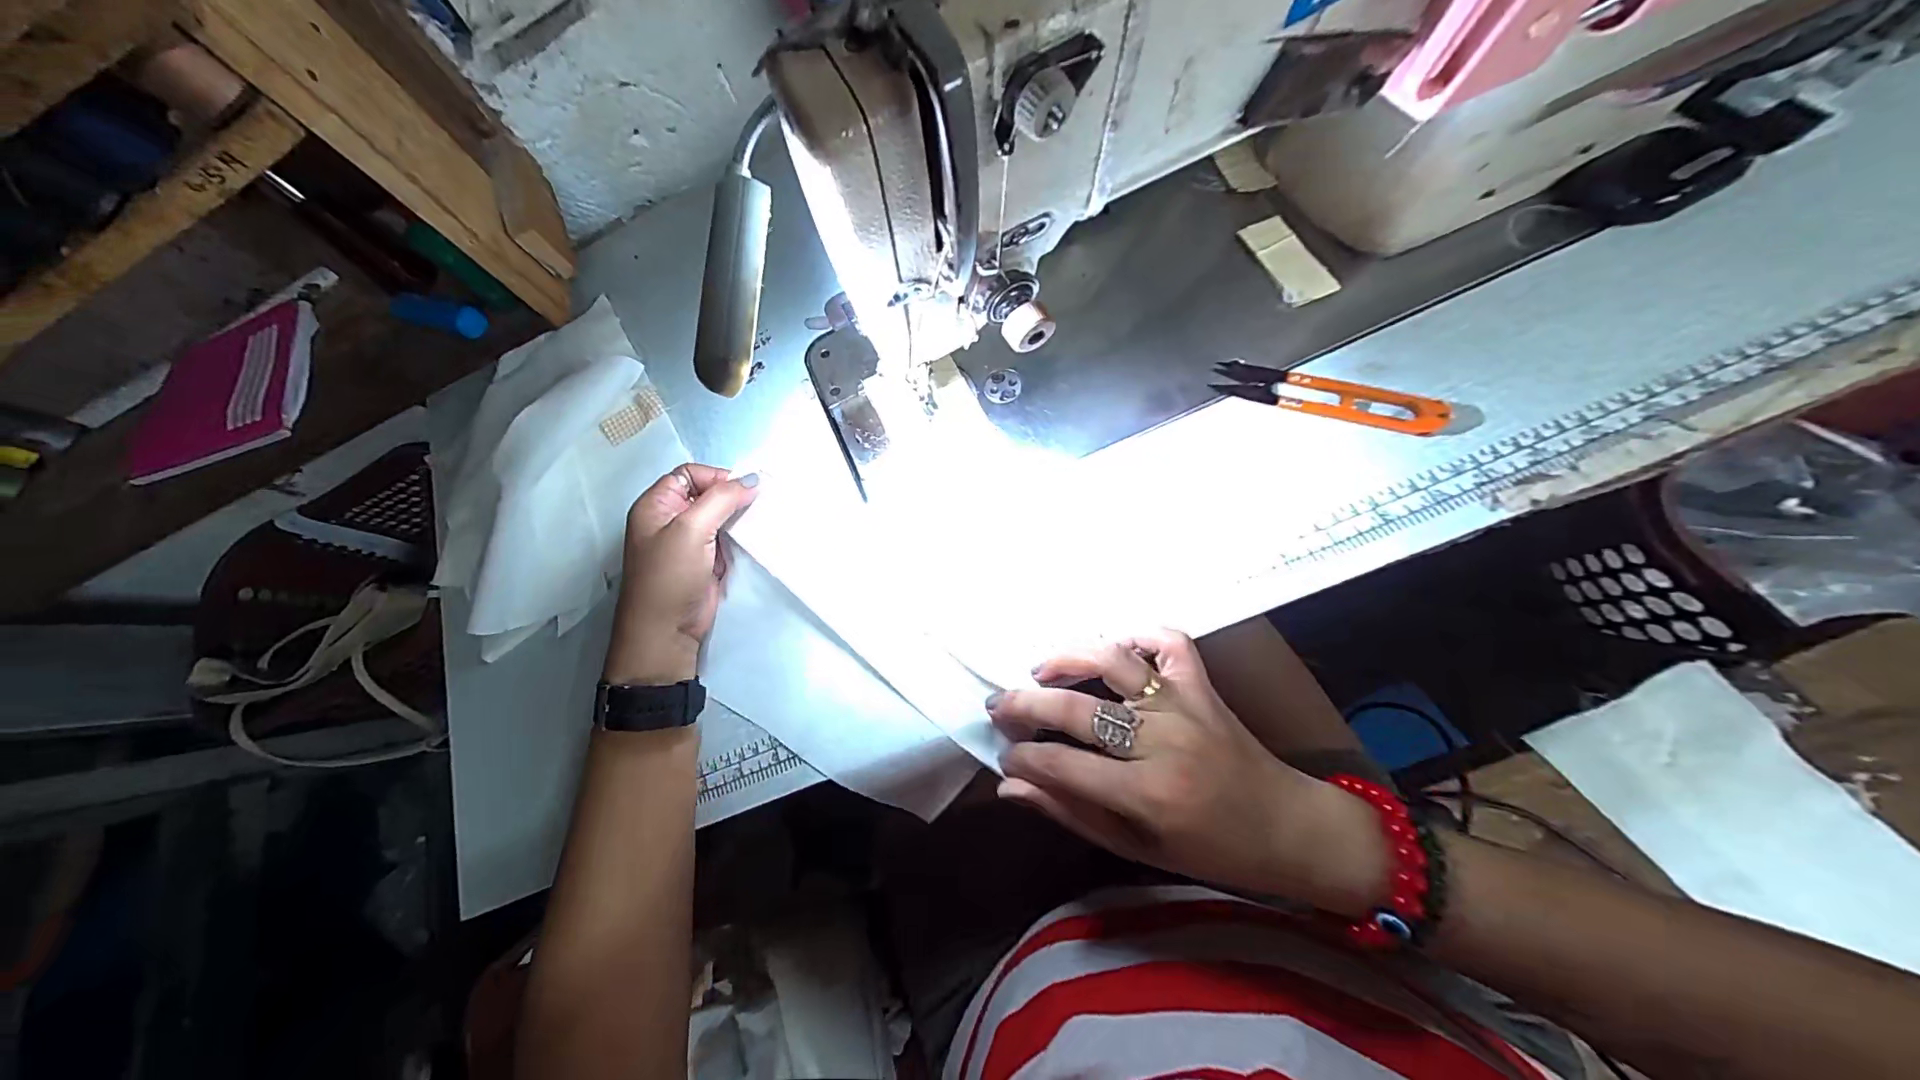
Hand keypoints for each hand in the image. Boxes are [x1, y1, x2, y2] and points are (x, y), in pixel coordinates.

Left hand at [603, 464, 758, 685]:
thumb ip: (722, 499)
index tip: (743, 491)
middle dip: (733, 496)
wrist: (666, 631)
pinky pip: (727, 539)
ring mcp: (689, 541)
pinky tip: (758, 537)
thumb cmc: (670, 577)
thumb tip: (752, 480)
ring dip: (740, 518)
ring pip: (720, 517)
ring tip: (762, 519)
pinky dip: (742, 536)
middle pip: (708, 494)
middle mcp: (670, 519)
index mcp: (656, 505)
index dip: (717, 477)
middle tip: (759, 504)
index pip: (690, 474)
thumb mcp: (692, 529)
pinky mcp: (706, 560)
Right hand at [988, 630, 1390, 916]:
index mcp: (1147, 796)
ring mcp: (1185, 705)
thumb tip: (1010, 786)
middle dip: (1025, 706)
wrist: (1288, 829)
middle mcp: (1163, 743)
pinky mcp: (1203, 686)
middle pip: (1077, 711)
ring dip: (1068, 659)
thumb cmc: (1209, 851)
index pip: (1061, 767)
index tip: (1005, 756)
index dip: (1022, 759)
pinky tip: (1113, 649)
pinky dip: (1138, 635)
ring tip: (1041, 671)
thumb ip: (1070, 813)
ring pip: (1114, 663)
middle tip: (1000, 707)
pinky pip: (1169, 642)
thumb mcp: (1135, 849)